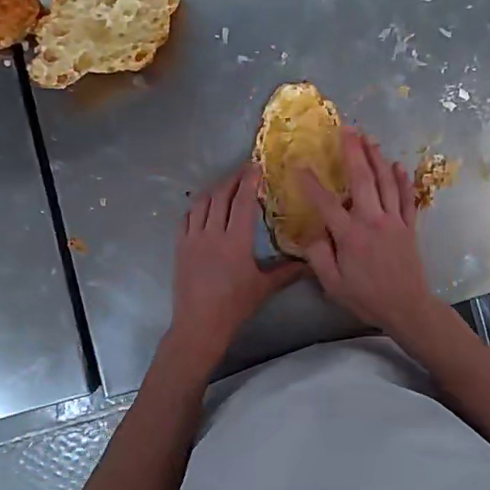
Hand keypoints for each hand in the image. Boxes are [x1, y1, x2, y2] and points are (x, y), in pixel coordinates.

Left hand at [169, 163, 303, 358]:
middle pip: (221, 196)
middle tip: (243, 171)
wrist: (199, 322)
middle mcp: (212, 233)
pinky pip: (186, 218)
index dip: (249, 181)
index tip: (256, 167)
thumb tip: (309, 263)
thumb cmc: (234, 306)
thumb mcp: (263, 288)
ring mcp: (192, 239)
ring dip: (214, 190)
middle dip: (232, 179)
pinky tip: (203, 207)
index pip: (243, 201)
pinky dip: (196, 207)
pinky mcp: (179, 247)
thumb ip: (286, 272)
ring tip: (225, 185)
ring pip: (201, 204)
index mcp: (236, 241)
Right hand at [297, 129, 447, 338]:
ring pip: (385, 182)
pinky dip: (401, 179)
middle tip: (346, 130)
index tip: (298, 165)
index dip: (310, 183)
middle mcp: (373, 221)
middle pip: (362, 180)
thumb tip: (312, 233)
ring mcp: (394, 221)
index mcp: (350, 236)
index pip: (326, 202)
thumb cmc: (365, 297)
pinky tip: (396, 165)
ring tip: (367, 138)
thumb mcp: (332, 283)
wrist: (407, 307)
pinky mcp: (408, 226)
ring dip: (376, 158)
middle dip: (353, 152)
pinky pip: (406, 197)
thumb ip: (317, 256)